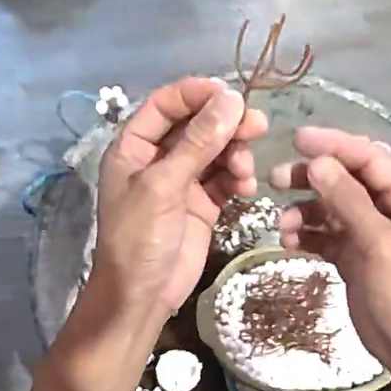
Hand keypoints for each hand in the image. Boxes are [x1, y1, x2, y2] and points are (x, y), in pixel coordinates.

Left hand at [93, 77, 267, 320]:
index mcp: (134, 147)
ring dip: (235, 155)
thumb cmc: (139, 238)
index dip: (197, 94)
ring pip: (216, 152)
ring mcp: (181, 183)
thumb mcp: (163, 187)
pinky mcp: (202, 206)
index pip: (166, 105)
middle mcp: (158, 159)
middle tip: (256, 127)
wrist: (142, 296)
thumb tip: (233, 100)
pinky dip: (237, 180)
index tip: (231, 95)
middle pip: (197, 125)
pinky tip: (246, 190)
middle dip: (226, 125)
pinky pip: (224, 181)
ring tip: (244, 173)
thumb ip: (197, 143)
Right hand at [272, 127, 390, 373]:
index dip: (334, 145)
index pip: (369, 158)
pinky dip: (308, 238)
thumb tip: (318, 163)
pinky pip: (327, 239)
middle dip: (312, 179)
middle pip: (347, 182)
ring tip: (282, 224)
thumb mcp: (380, 242)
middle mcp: (389, 212)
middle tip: (275, 180)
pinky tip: (289, 243)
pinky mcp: (355, 261)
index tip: (296, 140)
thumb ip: (348, 200)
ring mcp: (371, 237)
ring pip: (332, 212)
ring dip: (305, 213)